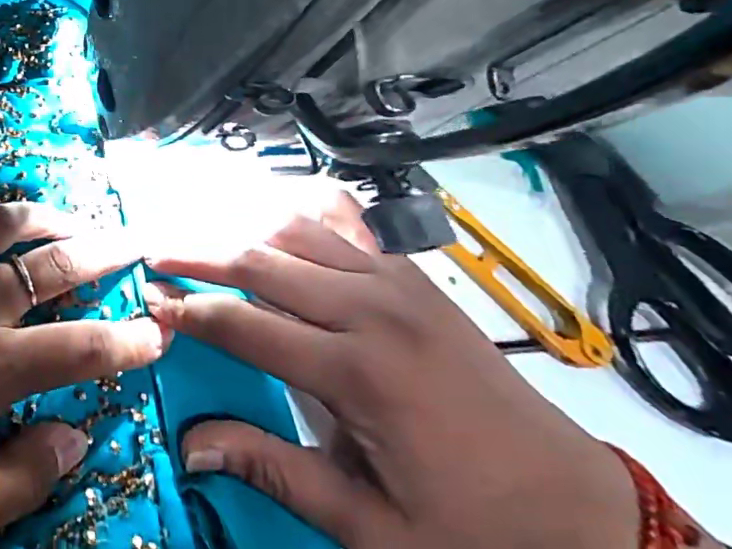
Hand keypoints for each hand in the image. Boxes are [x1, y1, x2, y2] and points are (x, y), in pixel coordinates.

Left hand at [0, 199, 170, 548]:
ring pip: (7, 223)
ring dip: (50, 215)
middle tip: (137, 240)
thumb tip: (78, 437)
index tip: (160, 331)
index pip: (84, 349)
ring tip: (78, 216)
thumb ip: (20, 480)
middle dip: (107, 250)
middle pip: (57, 264)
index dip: (131, 340)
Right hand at [147, 191, 639, 548]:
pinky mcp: (414, 276)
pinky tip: (279, 218)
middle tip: (156, 257)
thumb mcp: (374, 529)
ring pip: (296, 232)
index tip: (149, 302)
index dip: (189, 311)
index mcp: (357, 372)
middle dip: (199, 257)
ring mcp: (396, 282)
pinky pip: (347, 224)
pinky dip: (304, 214)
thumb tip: (194, 445)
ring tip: (203, 243)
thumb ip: (277, 473)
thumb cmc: (475, 529)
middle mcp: (370, 308)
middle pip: (261, 261)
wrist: (582, 509)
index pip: (244, 325)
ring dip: (243, 232)